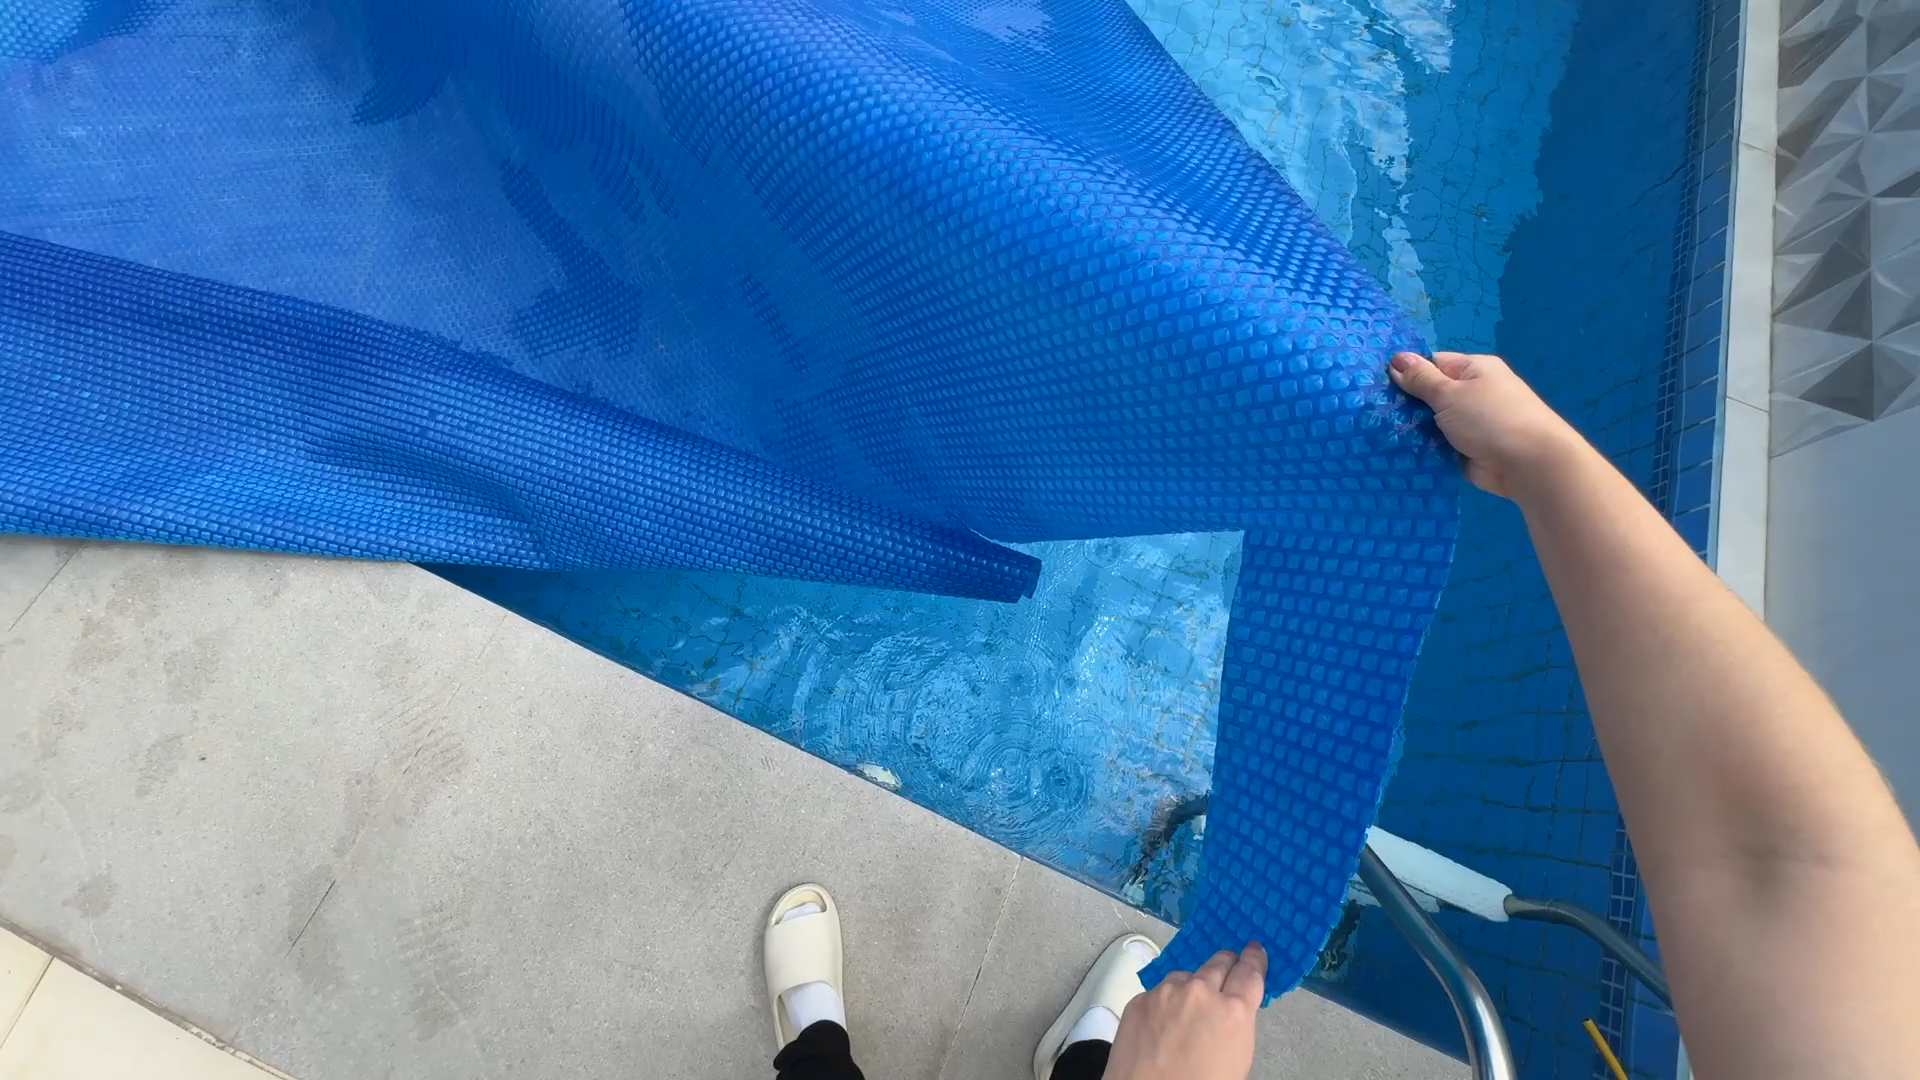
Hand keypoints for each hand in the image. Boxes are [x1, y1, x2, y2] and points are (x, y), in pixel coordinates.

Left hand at [1105, 944, 1265, 1079]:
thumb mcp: (1236, 1063)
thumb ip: (1235, 1028)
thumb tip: (1229, 1016)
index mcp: (1233, 1013)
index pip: (1250, 974)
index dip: (1254, 960)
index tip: (1255, 949)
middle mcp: (1200, 992)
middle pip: (1218, 963)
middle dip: (1226, 963)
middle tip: (1230, 964)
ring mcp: (1166, 991)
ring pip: (1186, 977)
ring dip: (1193, 986)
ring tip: (1191, 1007)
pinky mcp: (1141, 997)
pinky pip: (1160, 992)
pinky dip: (1166, 1002)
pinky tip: (1163, 1023)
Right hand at [1388, 351, 1585, 499]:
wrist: (1527, 463)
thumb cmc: (1490, 418)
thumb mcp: (1450, 393)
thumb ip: (1421, 379)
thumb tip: (1397, 359)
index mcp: (1473, 370)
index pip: (1431, 364)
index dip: (1405, 372)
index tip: (1376, 385)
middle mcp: (1470, 393)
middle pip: (1426, 394)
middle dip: (1402, 403)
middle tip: (1369, 410)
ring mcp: (1466, 422)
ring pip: (1427, 421)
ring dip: (1407, 427)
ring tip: (1374, 432)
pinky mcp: (1461, 447)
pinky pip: (1432, 443)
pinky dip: (1417, 446)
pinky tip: (1391, 450)